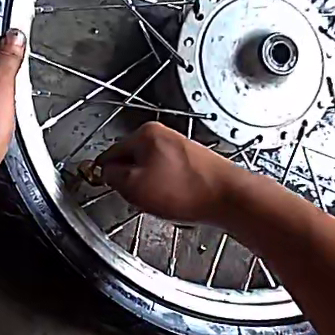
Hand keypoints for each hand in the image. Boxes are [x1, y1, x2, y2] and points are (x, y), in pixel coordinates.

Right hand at [97, 122, 246, 225]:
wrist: (228, 198)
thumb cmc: (186, 191)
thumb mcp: (134, 186)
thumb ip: (112, 177)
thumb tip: (106, 173)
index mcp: (145, 134)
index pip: (111, 153)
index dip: (106, 174)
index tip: (107, 188)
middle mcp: (163, 135)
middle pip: (132, 161)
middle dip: (132, 182)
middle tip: (141, 198)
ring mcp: (180, 147)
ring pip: (150, 171)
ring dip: (151, 188)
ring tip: (163, 200)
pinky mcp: (193, 162)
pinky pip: (169, 177)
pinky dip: (168, 190)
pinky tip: (177, 200)